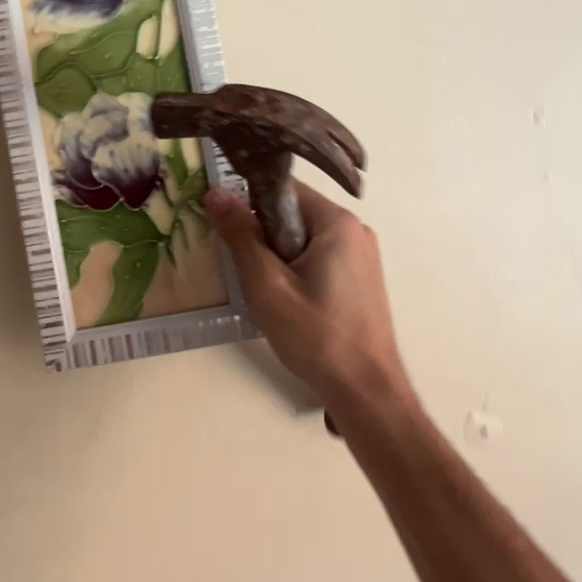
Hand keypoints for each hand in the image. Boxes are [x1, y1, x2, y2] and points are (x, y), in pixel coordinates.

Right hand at [206, 182, 412, 408]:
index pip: (283, 189)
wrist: (366, 392)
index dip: (250, 204)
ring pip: (305, 239)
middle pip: (294, 214)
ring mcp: (362, 256)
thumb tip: (214, 193)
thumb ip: (240, 236)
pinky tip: (290, 304)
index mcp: (337, 222)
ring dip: (280, 258)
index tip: (231, 230)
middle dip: (266, 237)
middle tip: (250, 271)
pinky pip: (320, 258)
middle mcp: (355, 231)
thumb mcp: (267, 285)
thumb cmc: (316, 335)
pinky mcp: (362, 280)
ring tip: (269, 292)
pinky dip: (298, 272)